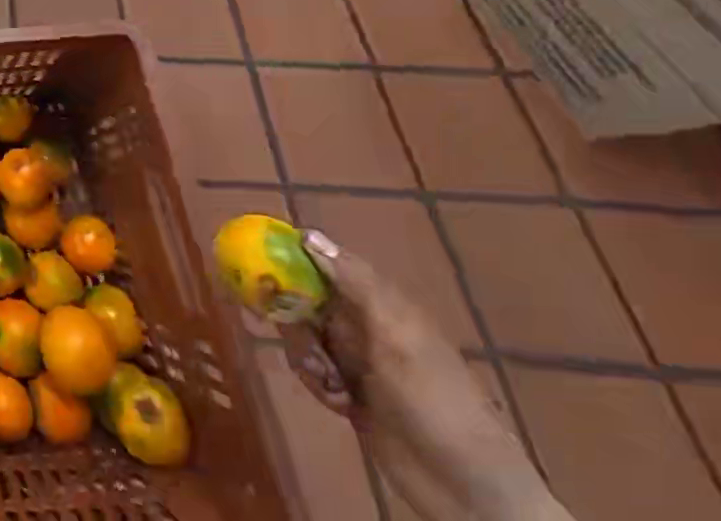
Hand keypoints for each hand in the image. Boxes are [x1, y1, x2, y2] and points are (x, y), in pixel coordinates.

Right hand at [284, 232, 571, 520]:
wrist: (464, 486)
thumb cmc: (432, 399)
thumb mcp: (396, 334)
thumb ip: (355, 282)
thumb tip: (308, 234)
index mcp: (379, 302)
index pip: (324, 264)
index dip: (292, 259)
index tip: (257, 261)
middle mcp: (363, 323)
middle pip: (303, 300)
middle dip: (291, 318)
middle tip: (296, 335)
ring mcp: (354, 358)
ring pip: (301, 336)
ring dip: (304, 356)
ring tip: (328, 382)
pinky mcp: (346, 389)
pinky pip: (309, 370)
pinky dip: (315, 383)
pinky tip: (337, 402)